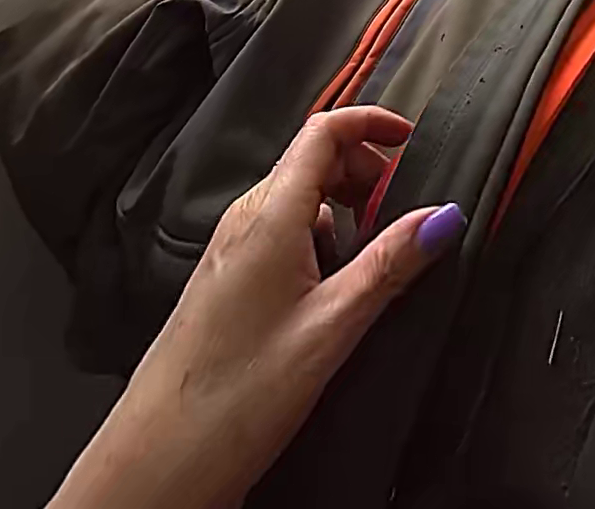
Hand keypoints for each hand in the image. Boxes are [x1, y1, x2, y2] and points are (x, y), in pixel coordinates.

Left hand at [50, 107, 465, 508]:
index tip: (410, 137)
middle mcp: (249, 219)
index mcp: (271, 216)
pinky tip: (338, 280)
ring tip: (375, 250)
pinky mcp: (233, 274)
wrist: (149, 474)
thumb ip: (392, 262)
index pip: (323, 131)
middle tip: (402, 209)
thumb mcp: (333, 324)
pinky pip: (289, 225)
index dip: (370, 121)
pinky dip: (327, 231)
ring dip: (349, 202)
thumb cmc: (235, 398)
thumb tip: (445, 215)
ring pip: (305, 193)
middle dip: (368, 169)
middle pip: (318, 158)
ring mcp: (236, 246)